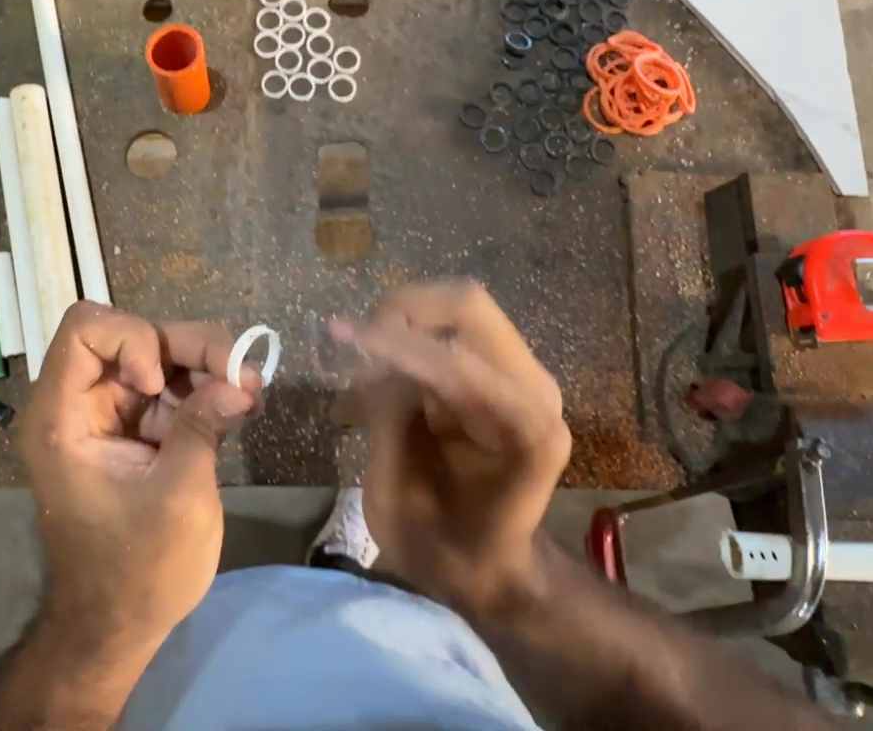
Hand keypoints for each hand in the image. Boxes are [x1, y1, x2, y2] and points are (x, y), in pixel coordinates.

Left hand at [19, 301, 259, 652]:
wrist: (118, 626)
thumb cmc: (136, 571)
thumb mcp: (178, 498)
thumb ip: (202, 428)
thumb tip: (241, 379)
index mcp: (63, 417)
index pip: (86, 330)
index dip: (133, 339)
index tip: (161, 384)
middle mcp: (82, 404)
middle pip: (134, 337)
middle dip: (192, 348)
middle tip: (245, 376)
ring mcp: (113, 414)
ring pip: (162, 355)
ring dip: (209, 366)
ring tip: (252, 392)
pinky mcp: (140, 429)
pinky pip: (174, 387)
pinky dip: (207, 390)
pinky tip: (241, 406)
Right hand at [332, 279, 570, 618]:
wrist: (492, 568)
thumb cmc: (443, 549)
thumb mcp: (397, 499)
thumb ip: (389, 419)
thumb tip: (373, 359)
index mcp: (525, 433)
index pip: (455, 362)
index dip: (392, 343)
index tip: (336, 333)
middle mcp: (536, 390)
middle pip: (468, 306)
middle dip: (400, 312)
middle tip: (351, 342)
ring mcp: (526, 374)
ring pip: (459, 305)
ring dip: (404, 319)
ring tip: (363, 357)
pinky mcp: (507, 368)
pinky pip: (454, 324)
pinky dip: (412, 330)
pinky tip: (383, 362)